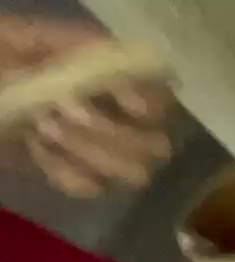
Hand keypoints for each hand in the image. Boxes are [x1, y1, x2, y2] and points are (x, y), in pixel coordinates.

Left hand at [0, 16, 173, 197]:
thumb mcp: (11, 40)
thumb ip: (68, 44)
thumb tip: (132, 56)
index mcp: (98, 79)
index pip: (160, 96)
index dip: (153, 104)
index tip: (125, 102)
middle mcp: (113, 118)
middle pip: (158, 145)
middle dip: (114, 136)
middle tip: (59, 114)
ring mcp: (97, 152)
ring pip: (136, 172)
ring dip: (90, 155)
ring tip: (39, 131)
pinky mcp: (76, 176)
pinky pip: (96, 188)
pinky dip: (64, 173)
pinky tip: (35, 154)